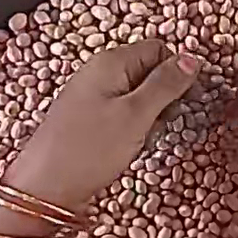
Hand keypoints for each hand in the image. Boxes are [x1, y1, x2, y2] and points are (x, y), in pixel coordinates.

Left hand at [2, 40, 199, 210]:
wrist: (44, 188)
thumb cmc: (90, 148)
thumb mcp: (136, 114)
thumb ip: (166, 84)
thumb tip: (193, 59)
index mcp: (111, 62)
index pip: (159, 50)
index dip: (177, 72)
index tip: (185, 100)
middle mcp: (100, 71)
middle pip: (149, 72)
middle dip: (163, 98)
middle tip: (159, 124)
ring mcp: (92, 94)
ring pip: (139, 96)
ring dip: (150, 116)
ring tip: (141, 138)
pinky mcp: (89, 117)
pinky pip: (123, 112)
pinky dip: (134, 127)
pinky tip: (128, 145)